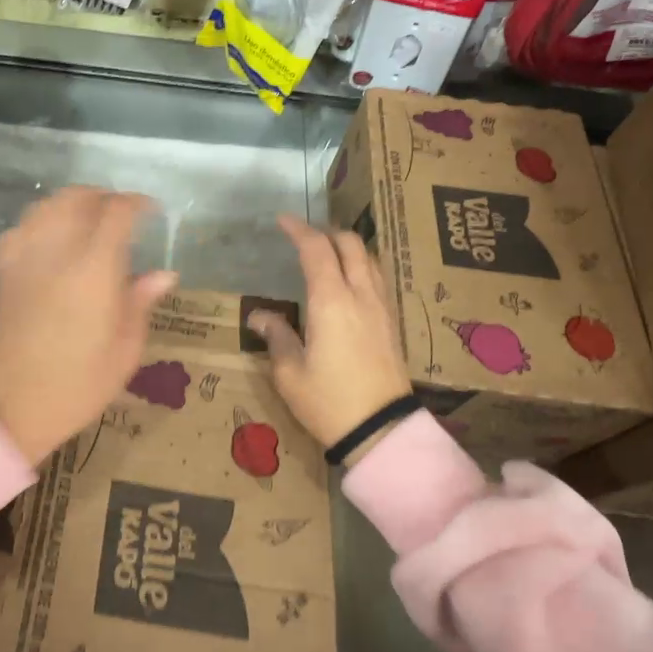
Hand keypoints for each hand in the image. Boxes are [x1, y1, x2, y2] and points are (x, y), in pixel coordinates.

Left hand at [0, 187, 177, 464]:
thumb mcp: (124, 352)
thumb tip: (163, 274)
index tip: (151, 210)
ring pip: (45, 207)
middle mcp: (55, 253)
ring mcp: (23, 260)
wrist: (9, 409)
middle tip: (120, 212)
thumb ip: (140, 304)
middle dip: (102, 196)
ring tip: (87, 219)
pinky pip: (19, 229)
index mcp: (93, 270)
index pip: (116, 213)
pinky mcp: (1, 273)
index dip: (136, 203)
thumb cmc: (77, 387)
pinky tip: (49, 240)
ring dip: (70, 203)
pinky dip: (38, 222)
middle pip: (76, 198)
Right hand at [248, 215, 410, 450]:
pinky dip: (361, 266)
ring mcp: (381, 308)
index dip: (299, 230)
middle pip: (350, 244)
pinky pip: (377, 278)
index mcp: (331, 302)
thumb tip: (260, 316)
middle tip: (304, 235)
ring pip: (369, 258)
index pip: (316, 250)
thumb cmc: (328, 401)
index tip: (282, 221)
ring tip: (327, 252)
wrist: (381, 430)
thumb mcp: (290, 373)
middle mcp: (360, 295)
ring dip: (348, 246)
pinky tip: (348, 281)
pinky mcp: (391, 323)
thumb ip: (276, 336)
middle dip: (326, 232)